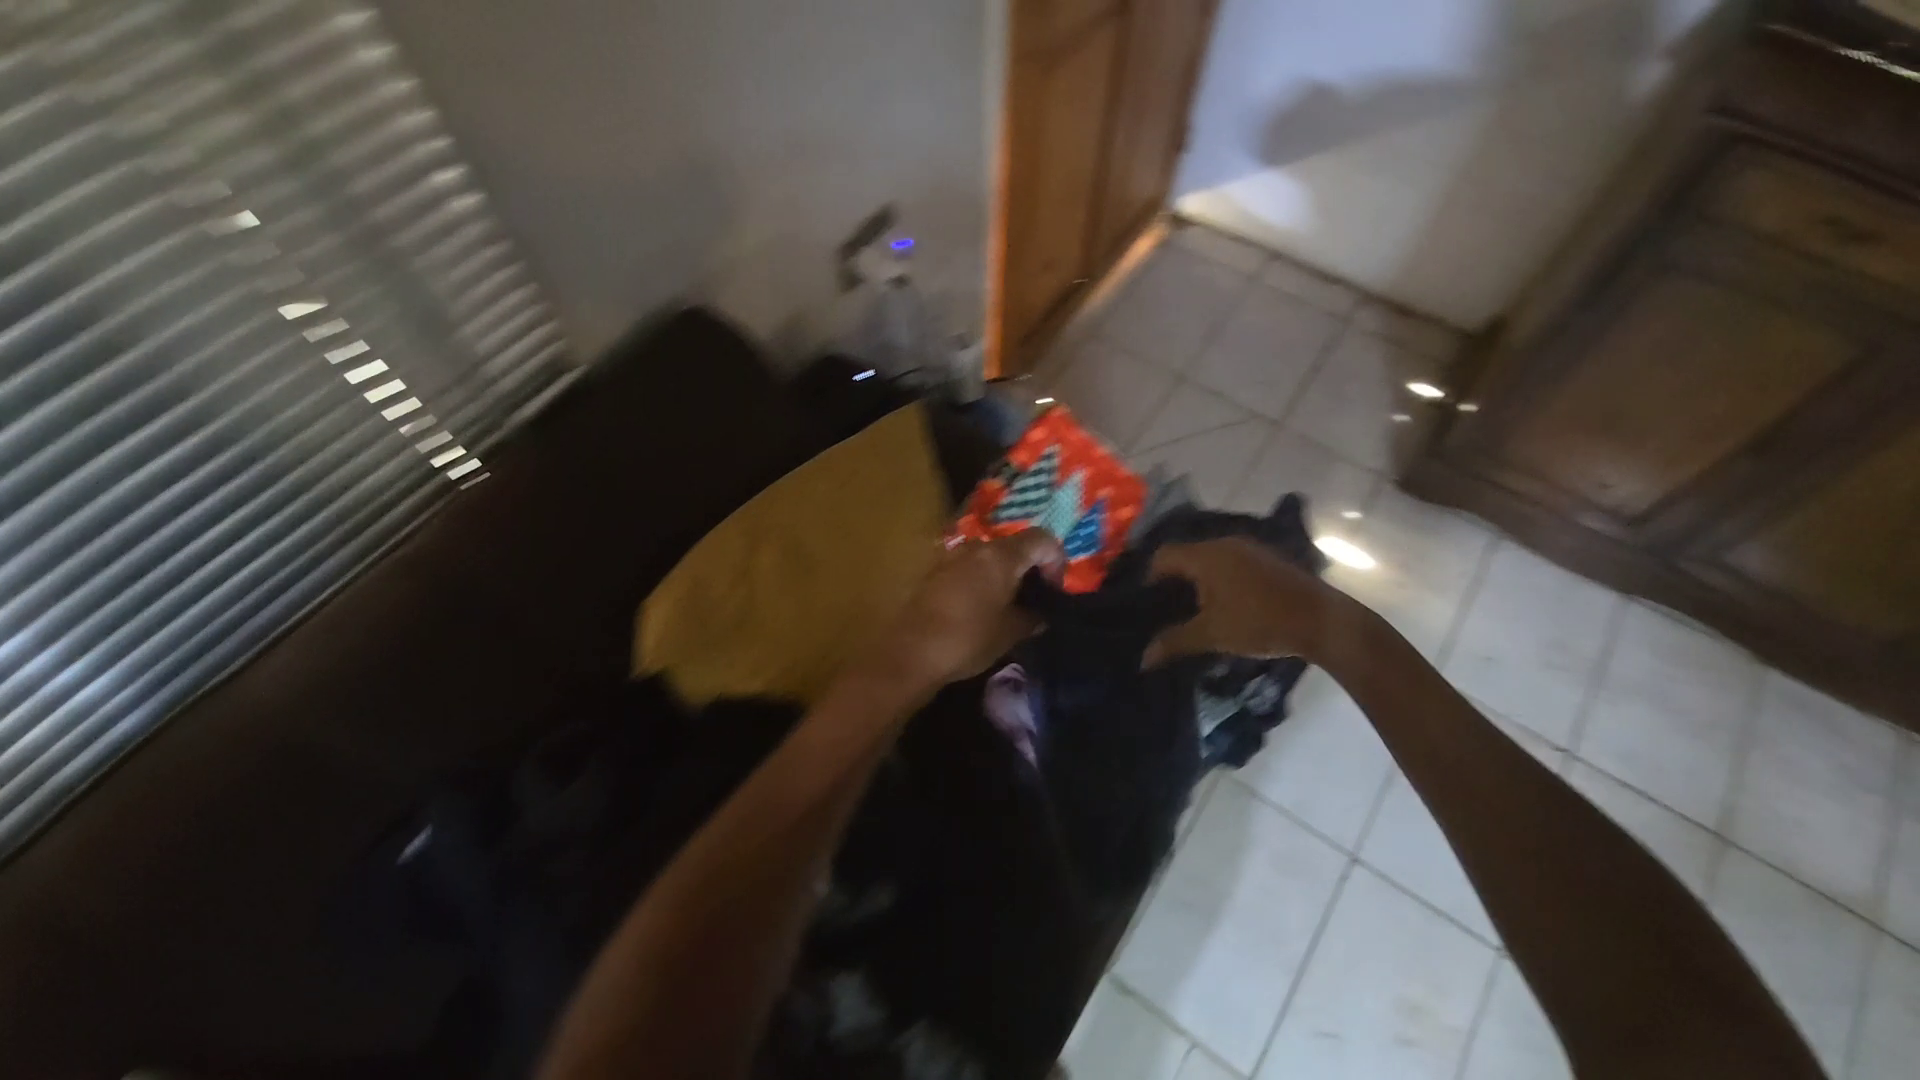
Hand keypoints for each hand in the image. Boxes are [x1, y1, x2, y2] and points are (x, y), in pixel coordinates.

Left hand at [882, 529, 1065, 687]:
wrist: (911, 652)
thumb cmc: (968, 639)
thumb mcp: (1009, 633)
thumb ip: (1031, 618)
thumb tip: (1039, 615)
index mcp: (1001, 556)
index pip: (1041, 539)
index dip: (1055, 560)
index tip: (1054, 588)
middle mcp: (976, 547)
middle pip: (1012, 545)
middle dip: (1028, 566)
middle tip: (1034, 596)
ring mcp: (950, 556)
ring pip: (987, 556)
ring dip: (1001, 573)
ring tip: (1006, 604)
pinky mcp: (933, 572)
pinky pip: (966, 567)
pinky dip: (979, 580)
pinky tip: (979, 607)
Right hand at [1142, 537, 1345, 666]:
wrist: (1322, 621)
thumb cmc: (1259, 622)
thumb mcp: (1211, 635)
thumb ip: (1174, 642)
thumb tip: (1143, 660)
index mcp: (1205, 555)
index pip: (1162, 556)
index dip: (1149, 579)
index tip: (1147, 606)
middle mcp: (1224, 543)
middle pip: (1186, 556)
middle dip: (1173, 582)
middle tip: (1166, 612)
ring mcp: (1249, 549)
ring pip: (1210, 561)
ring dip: (1199, 582)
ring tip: (1194, 612)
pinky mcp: (1268, 560)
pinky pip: (1231, 565)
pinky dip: (1220, 581)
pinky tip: (1225, 607)